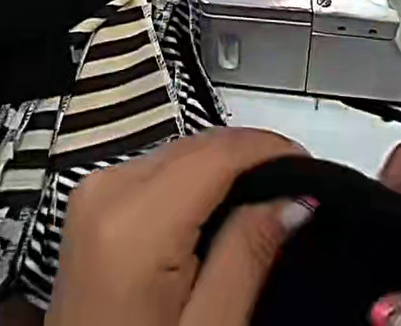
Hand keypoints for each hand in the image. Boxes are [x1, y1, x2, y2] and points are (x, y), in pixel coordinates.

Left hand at [47, 128, 316, 325]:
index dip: (267, 148)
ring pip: (179, 149)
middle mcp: (108, 186)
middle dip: (248, 153)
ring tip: (267, 188)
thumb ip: (248, 255)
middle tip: (295, 180)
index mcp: (134, 222)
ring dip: (223, 161)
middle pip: (196, 144)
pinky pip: (158, 165)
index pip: (215, 154)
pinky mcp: (92, 198)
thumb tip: (294, 196)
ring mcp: (94, 188)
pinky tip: (222, 197)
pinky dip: (194, 174)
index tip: (309, 161)